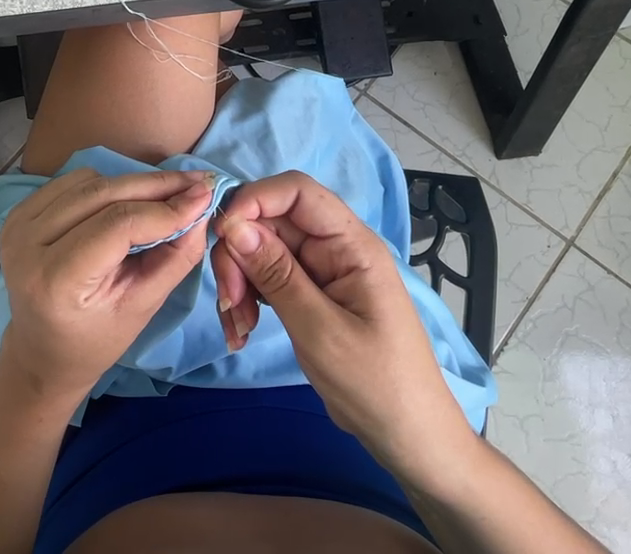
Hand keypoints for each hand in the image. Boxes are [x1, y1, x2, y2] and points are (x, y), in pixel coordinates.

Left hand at [0, 168, 214, 403]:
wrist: (41, 350)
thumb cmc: (95, 340)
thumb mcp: (142, 308)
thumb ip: (175, 258)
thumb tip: (201, 207)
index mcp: (55, 279)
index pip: (117, 225)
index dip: (164, 207)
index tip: (205, 196)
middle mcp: (27, 243)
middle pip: (101, 194)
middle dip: (154, 185)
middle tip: (196, 181)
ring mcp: (17, 224)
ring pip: (87, 181)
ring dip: (131, 183)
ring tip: (167, 195)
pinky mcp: (17, 213)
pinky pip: (70, 183)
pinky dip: (105, 185)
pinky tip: (128, 199)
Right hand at [210, 171, 474, 475]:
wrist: (408, 439)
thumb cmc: (376, 384)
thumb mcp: (320, 330)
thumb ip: (276, 274)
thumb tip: (232, 224)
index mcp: (352, 245)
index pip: (297, 191)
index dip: (254, 200)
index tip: (222, 234)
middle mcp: (334, 248)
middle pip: (269, 221)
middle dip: (238, 253)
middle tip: (228, 300)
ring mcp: (319, 270)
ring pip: (259, 249)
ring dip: (238, 281)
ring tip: (236, 326)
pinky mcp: (306, 293)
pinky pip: (263, 278)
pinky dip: (245, 299)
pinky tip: (241, 331)